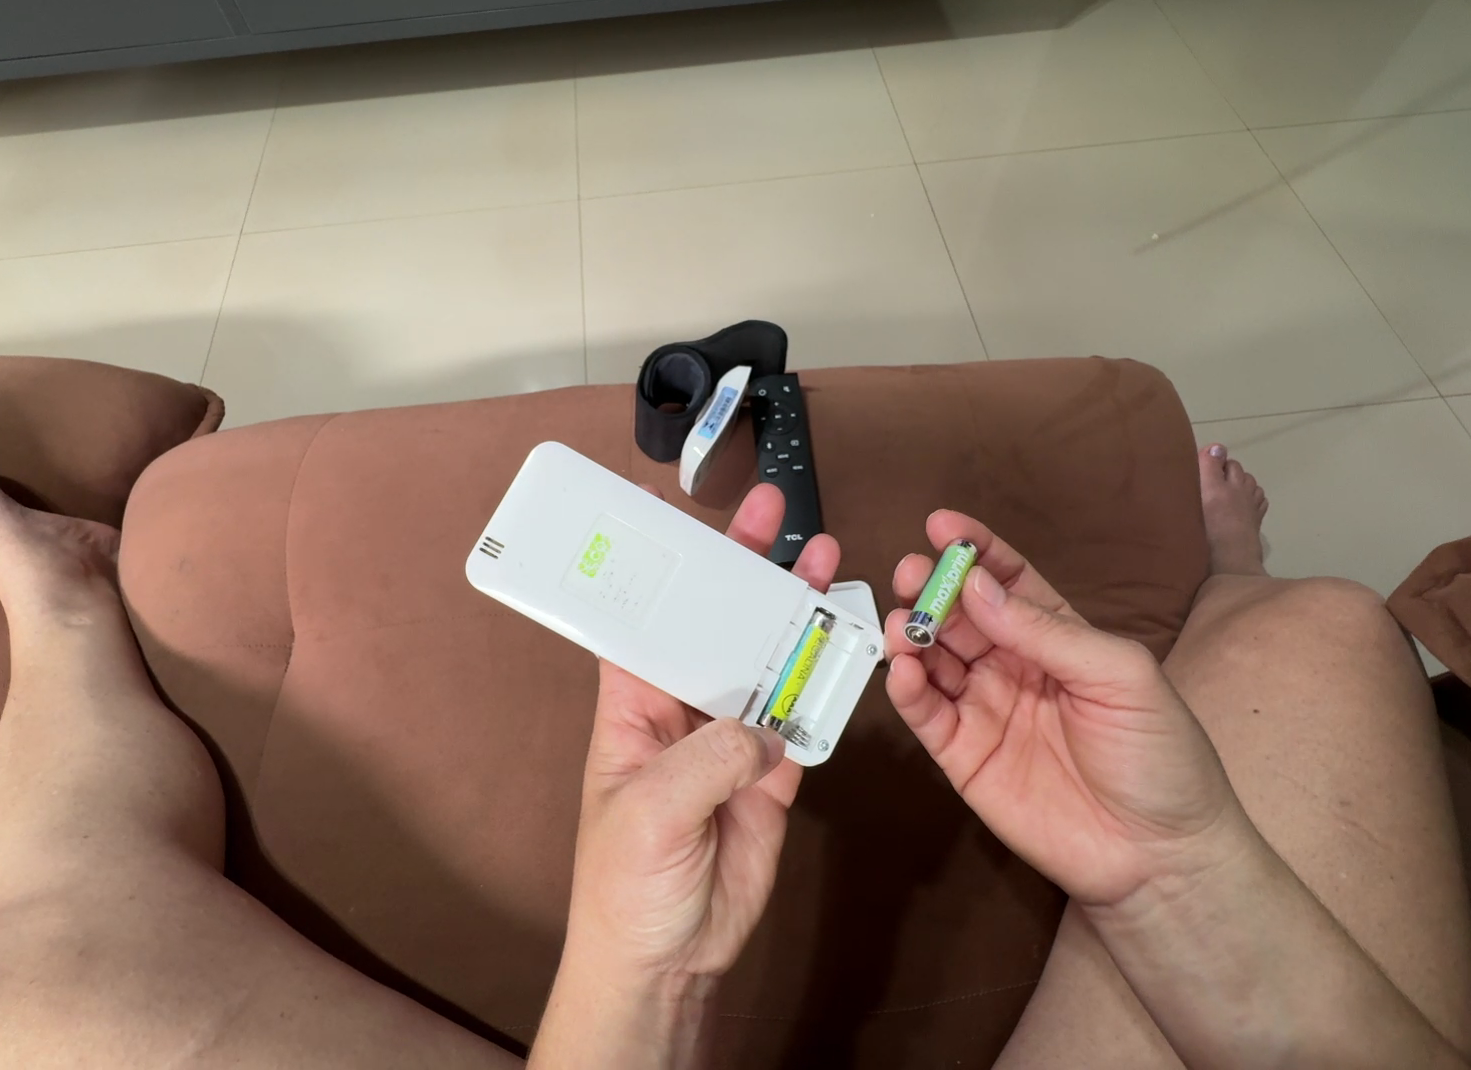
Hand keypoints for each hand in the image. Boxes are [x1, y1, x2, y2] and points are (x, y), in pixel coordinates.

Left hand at [531, 483, 838, 1069]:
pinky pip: (804, 712)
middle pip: (717, 621)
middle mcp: (684, 704)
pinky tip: (846, 639)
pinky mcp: (773, 765)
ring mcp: (732, 732)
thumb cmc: (624, 884)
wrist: (670, 958)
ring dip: (793, 611)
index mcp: (634, 702)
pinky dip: (825, 681)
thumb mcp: (650, 813)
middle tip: (771, 512)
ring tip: (821, 557)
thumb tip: (763, 728)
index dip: (660, 567)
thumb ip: (708, 759)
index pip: (644, 618)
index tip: (672, 513)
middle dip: (743, 566)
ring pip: (768, 657)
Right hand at [885, 510, 1242, 907]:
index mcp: (1055, 638)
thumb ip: (1047, 631)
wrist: (1158, 857)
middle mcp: (1010, 665)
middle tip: (910, 574)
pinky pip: (924, 712)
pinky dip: (905, 689)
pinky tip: (903, 672)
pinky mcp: (958, 753)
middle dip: (932, 588)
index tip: (941, 524)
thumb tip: (977, 586)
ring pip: (932, 658)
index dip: (976, 550)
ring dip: (911, 634)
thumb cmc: (1158, 755)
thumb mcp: (1121, 677)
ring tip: (903, 625)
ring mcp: (981, 708)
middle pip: (958, 614)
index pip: (1007, 581)